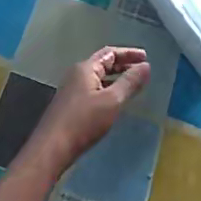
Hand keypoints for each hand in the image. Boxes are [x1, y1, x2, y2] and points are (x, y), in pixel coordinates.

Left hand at [27, 47, 150, 172]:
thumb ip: (129, 83)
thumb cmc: (84, 121)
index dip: (128, 54)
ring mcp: (72, 90)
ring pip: (98, 78)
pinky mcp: (71, 105)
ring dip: (116, 79)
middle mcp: (76, 75)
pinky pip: (93, 90)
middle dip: (123, 65)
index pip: (109, 53)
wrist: (54, 146)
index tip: (146, 56)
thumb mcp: (112, 101)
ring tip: (133, 84)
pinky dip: (108, 90)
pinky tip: (116, 101)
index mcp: (85, 68)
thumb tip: (146, 66)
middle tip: (142, 70)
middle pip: (103, 64)